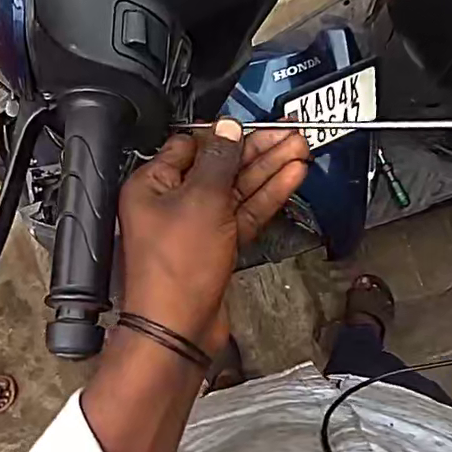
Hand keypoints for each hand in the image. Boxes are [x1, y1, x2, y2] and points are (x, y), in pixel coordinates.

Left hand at [115, 120, 310, 342]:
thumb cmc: (172, 273)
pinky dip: (266, 197)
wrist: (178, 328)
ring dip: (268, 170)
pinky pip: (243, 214)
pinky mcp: (216, 247)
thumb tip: (228, 130)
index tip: (255, 124)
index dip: (225, 133)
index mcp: (152, 185)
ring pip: (236, 190)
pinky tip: (289, 179)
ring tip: (299, 150)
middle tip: (289, 134)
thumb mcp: (200, 202)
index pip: (191, 146)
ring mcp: (196, 226)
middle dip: (256, 149)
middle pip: (219, 166)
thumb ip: (219, 162)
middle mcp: (171, 203)